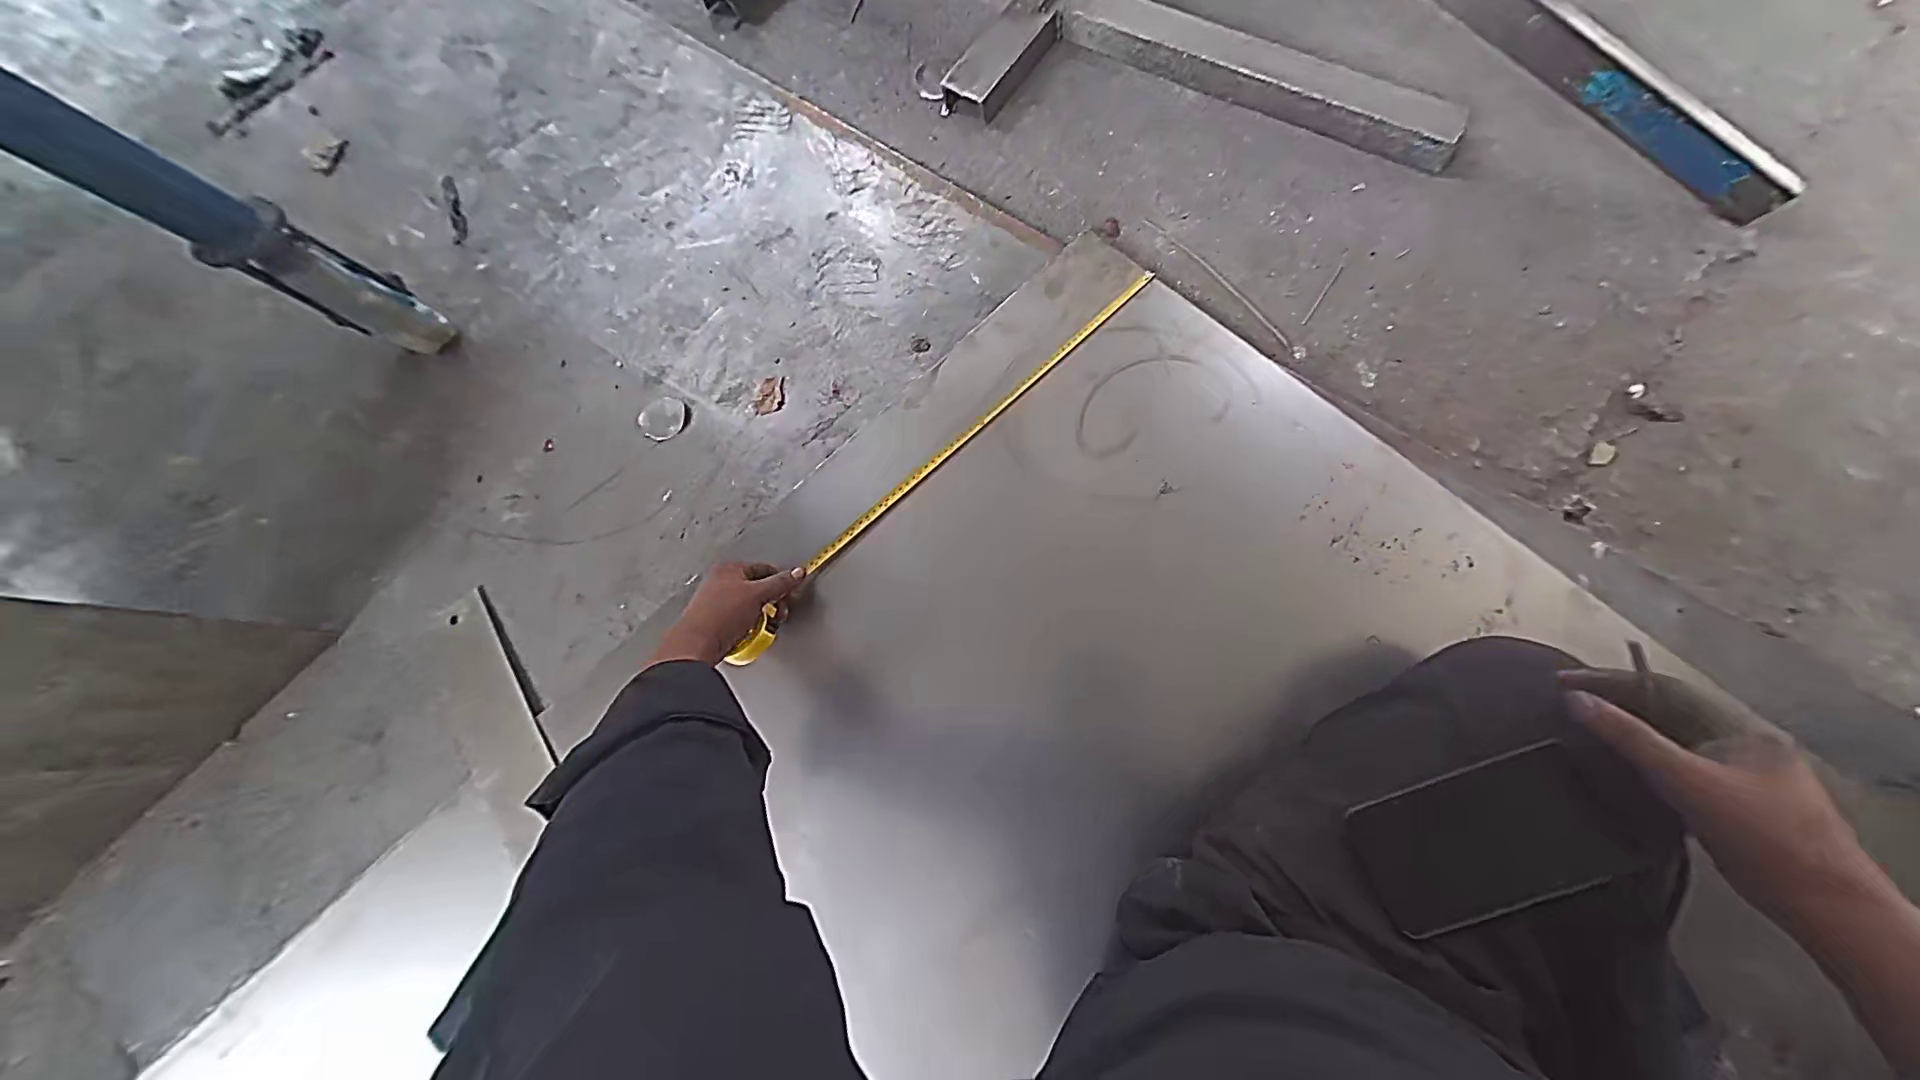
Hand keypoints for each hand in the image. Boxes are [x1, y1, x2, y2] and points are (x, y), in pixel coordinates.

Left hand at [648, 562, 806, 667]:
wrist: (698, 646)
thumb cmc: (719, 616)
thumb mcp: (758, 594)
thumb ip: (780, 583)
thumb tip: (796, 574)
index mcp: (728, 569)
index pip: (765, 569)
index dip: (781, 581)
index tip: (791, 592)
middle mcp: (720, 582)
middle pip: (759, 588)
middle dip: (772, 602)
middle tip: (778, 611)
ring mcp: (718, 603)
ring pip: (752, 606)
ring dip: (762, 616)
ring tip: (761, 624)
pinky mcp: (717, 622)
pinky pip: (742, 620)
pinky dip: (750, 626)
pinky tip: (750, 632)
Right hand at [1560, 669, 1884, 922]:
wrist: (1823, 905)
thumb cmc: (1763, 836)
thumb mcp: (1687, 781)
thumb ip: (1630, 738)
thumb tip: (1575, 700)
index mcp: (1742, 729)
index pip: (1664, 687)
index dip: (1610, 680)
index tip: (1562, 681)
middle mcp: (1740, 743)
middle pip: (1665, 709)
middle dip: (1613, 701)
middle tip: (1563, 699)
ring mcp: (1735, 772)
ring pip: (1667, 736)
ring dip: (1623, 728)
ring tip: (1578, 723)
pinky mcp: (1724, 797)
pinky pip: (1670, 761)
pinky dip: (1636, 754)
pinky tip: (1613, 760)